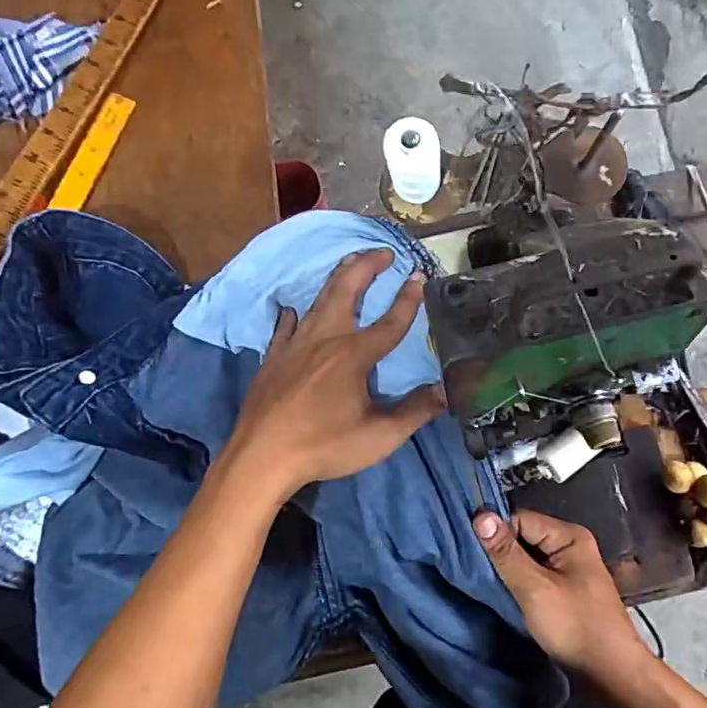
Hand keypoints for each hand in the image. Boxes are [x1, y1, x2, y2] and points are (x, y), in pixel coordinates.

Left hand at [224, 248, 444, 498]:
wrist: (262, 455)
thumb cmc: (324, 446)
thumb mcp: (379, 436)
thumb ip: (414, 412)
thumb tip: (444, 391)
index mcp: (354, 355)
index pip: (390, 321)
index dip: (408, 299)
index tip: (418, 275)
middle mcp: (325, 339)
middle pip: (347, 291)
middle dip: (366, 266)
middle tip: (383, 252)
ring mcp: (295, 345)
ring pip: (318, 300)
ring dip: (337, 278)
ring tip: (349, 265)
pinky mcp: (273, 357)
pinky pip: (286, 325)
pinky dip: (296, 313)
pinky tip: (294, 310)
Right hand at [474, 508, 654, 684]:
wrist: (611, 675)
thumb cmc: (575, 626)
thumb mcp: (535, 588)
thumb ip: (506, 552)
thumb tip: (480, 515)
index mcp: (569, 536)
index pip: (519, 519)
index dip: (497, 535)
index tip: (474, 555)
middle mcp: (570, 546)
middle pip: (522, 536)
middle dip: (501, 552)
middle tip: (476, 571)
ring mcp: (568, 569)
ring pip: (525, 558)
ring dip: (507, 570)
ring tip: (485, 583)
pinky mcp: (563, 590)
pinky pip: (533, 576)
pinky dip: (517, 583)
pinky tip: (504, 594)